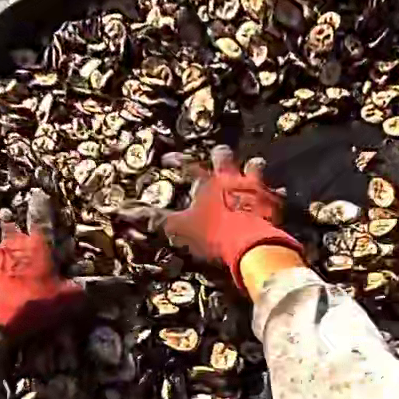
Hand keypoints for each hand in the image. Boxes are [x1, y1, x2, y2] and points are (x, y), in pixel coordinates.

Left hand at [0, 190, 85, 340]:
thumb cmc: (32, 307)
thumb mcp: (66, 299)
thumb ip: (88, 288)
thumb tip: (120, 284)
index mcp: (36, 245)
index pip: (41, 217)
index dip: (41, 204)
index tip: (39, 192)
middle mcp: (9, 242)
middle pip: (10, 222)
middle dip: (13, 216)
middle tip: (12, 210)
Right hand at [121, 145, 303, 291]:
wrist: (253, 245)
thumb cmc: (212, 235)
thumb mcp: (178, 228)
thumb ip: (152, 219)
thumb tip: (121, 211)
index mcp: (207, 182)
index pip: (187, 165)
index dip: (176, 162)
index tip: (167, 160)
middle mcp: (231, 178)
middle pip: (225, 157)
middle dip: (220, 155)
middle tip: (217, 153)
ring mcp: (256, 188)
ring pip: (255, 168)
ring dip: (253, 168)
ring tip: (252, 167)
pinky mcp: (275, 202)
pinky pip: (277, 194)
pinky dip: (275, 195)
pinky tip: (276, 196)